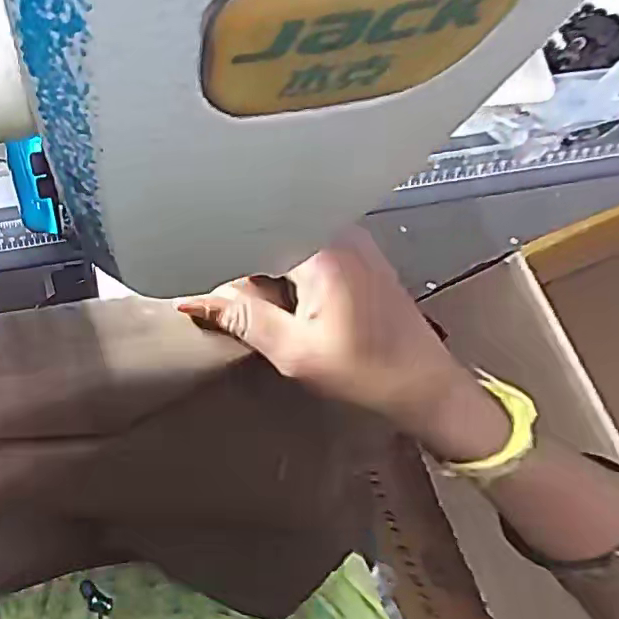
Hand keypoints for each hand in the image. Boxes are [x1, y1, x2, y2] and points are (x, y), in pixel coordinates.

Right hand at [177, 227, 501, 457]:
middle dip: (241, 263)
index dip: (222, 251)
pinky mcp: (357, 260)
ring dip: (264, 271)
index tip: (197, 269)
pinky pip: (306, 254)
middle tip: (217, 291)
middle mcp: (341, 234)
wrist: (426, 387)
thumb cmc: (366, 371)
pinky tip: (278, 301)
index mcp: (324, 249)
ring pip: (286, 244)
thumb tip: (193, 301)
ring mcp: (353, 244)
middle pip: (269, 234)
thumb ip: (241, 319)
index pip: (254, 231)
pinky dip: (285, 275)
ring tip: (247, 299)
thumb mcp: (292, 350)